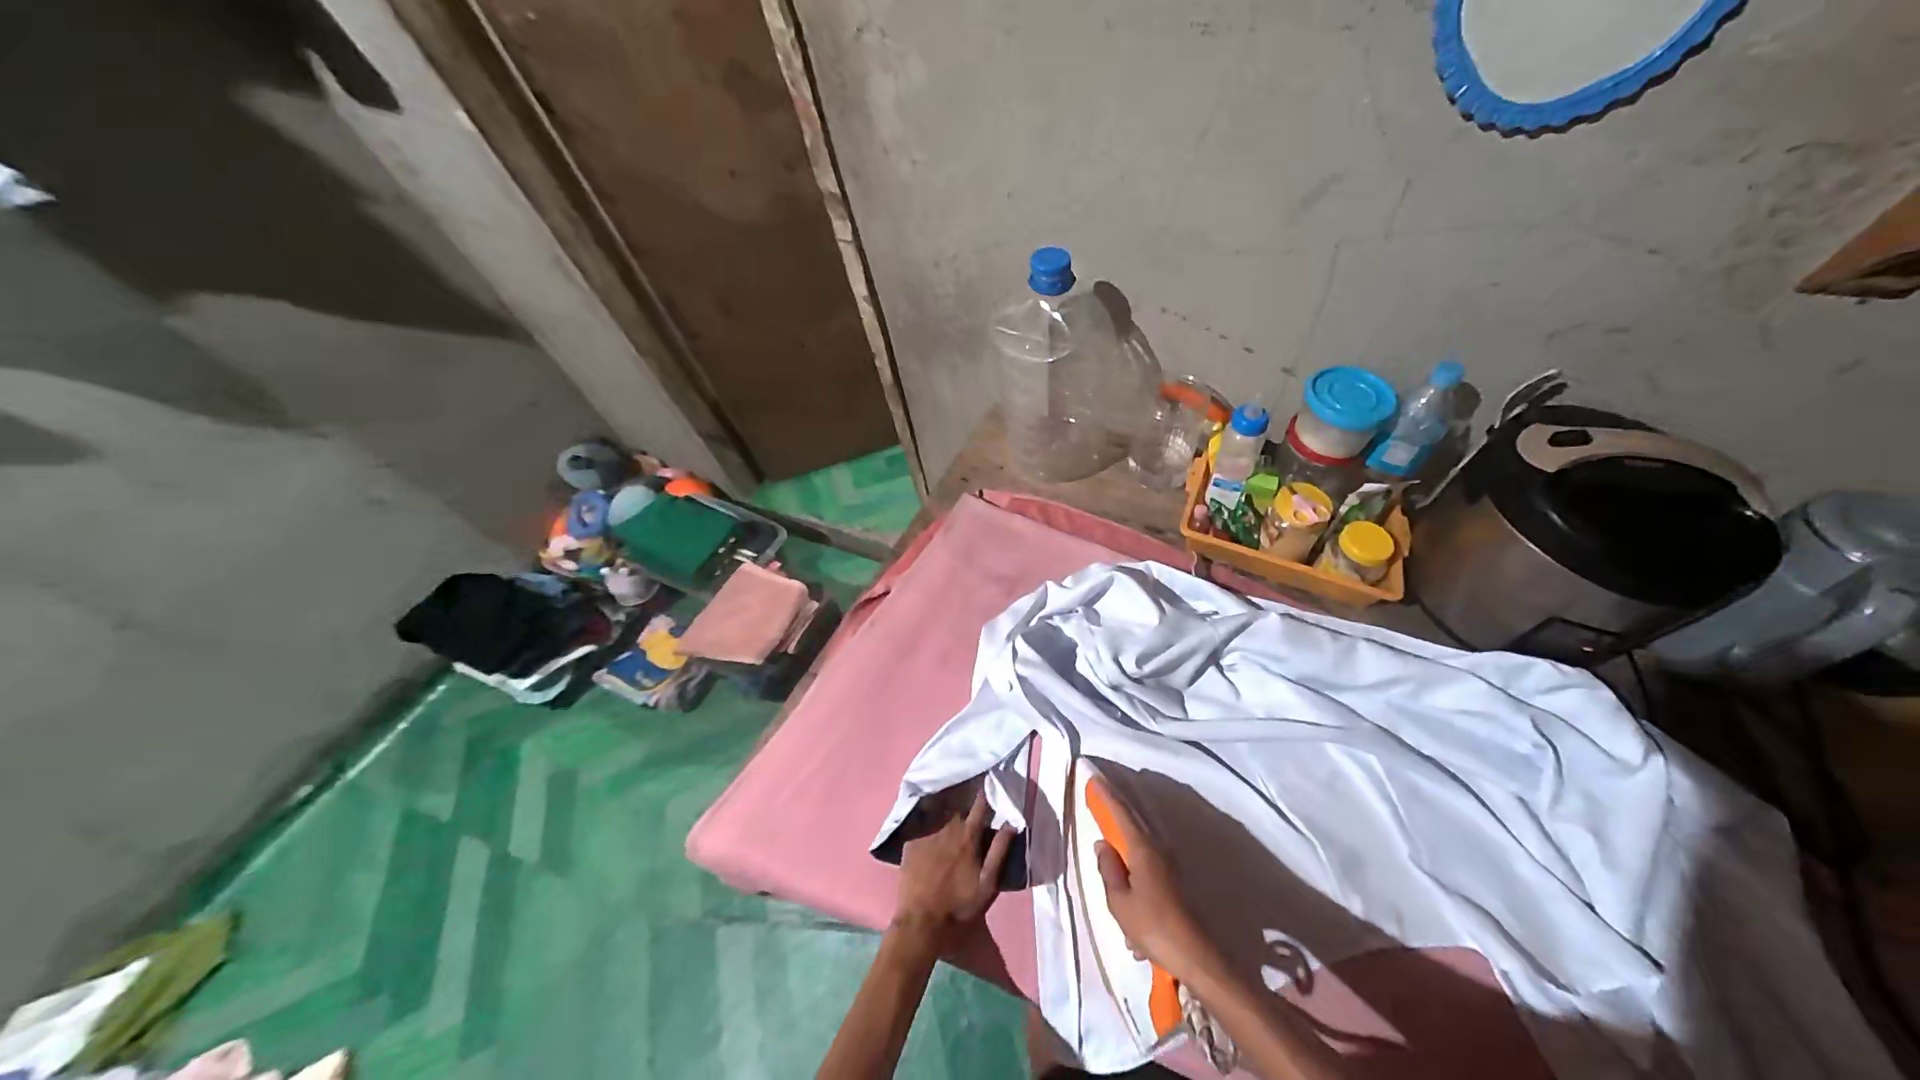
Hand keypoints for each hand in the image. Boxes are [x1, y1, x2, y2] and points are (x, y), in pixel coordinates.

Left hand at [894, 790, 1015, 946]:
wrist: (922, 921)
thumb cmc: (960, 905)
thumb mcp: (988, 883)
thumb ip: (999, 851)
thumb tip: (1011, 824)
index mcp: (968, 838)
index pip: (980, 807)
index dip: (985, 793)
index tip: (989, 780)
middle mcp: (947, 829)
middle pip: (958, 803)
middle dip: (963, 793)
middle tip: (966, 784)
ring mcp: (926, 834)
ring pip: (938, 809)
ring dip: (945, 799)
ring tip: (946, 790)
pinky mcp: (910, 841)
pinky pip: (918, 820)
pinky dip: (924, 813)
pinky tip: (924, 809)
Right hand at [1091, 779, 1219, 985]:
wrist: (1196, 956)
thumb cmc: (1152, 926)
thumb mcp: (1119, 901)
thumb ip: (1108, 870)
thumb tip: (1103, 844)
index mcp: (1143, 850)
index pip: (1121, 814)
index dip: (1107, 796)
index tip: (1095, 778)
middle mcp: (1158, 850)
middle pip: (1133, 821)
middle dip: (1115, 807)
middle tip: (1099, 794)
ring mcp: (1168, 865)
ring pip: (1141, 840)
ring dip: (1125, 832)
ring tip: (1110, 827)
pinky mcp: (1173, 880)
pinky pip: (1147, 859)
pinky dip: (1134, 857)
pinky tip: (1127, 874)